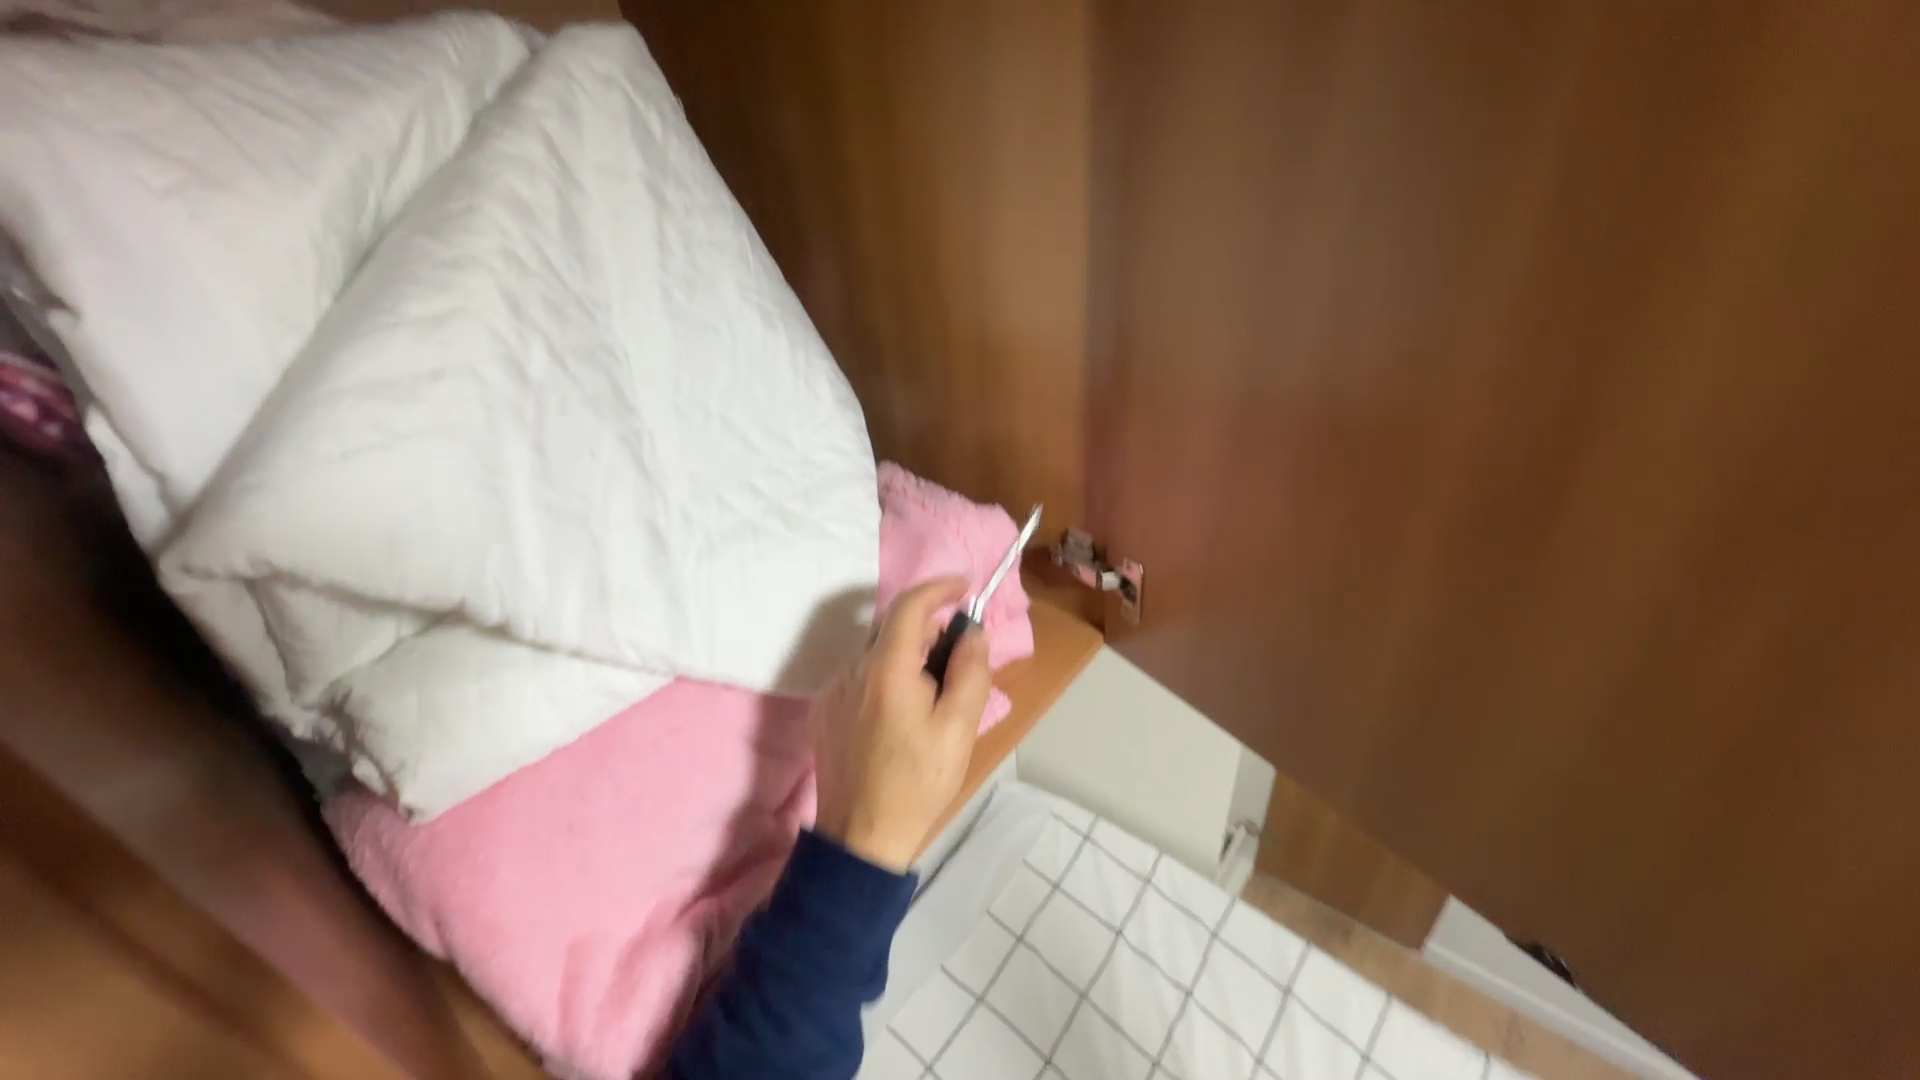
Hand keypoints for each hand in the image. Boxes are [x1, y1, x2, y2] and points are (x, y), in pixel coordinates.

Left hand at [811, 577, 993, 872]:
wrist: (861, 837)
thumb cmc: (918, 783)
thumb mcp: (958, 728)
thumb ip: (970, 671)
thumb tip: (973, 631)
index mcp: (885, 668)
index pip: (909, 604)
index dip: (939, 587)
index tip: (965, 588)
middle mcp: (851, 669)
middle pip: (890, 626)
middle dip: (927, 627)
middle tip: (957, 657)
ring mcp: (832, 690)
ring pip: (874, 650)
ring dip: (906, 653)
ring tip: (933, 693)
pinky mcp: (824, 711)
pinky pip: (859, 674)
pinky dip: (885, 674)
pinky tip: (902, 712)